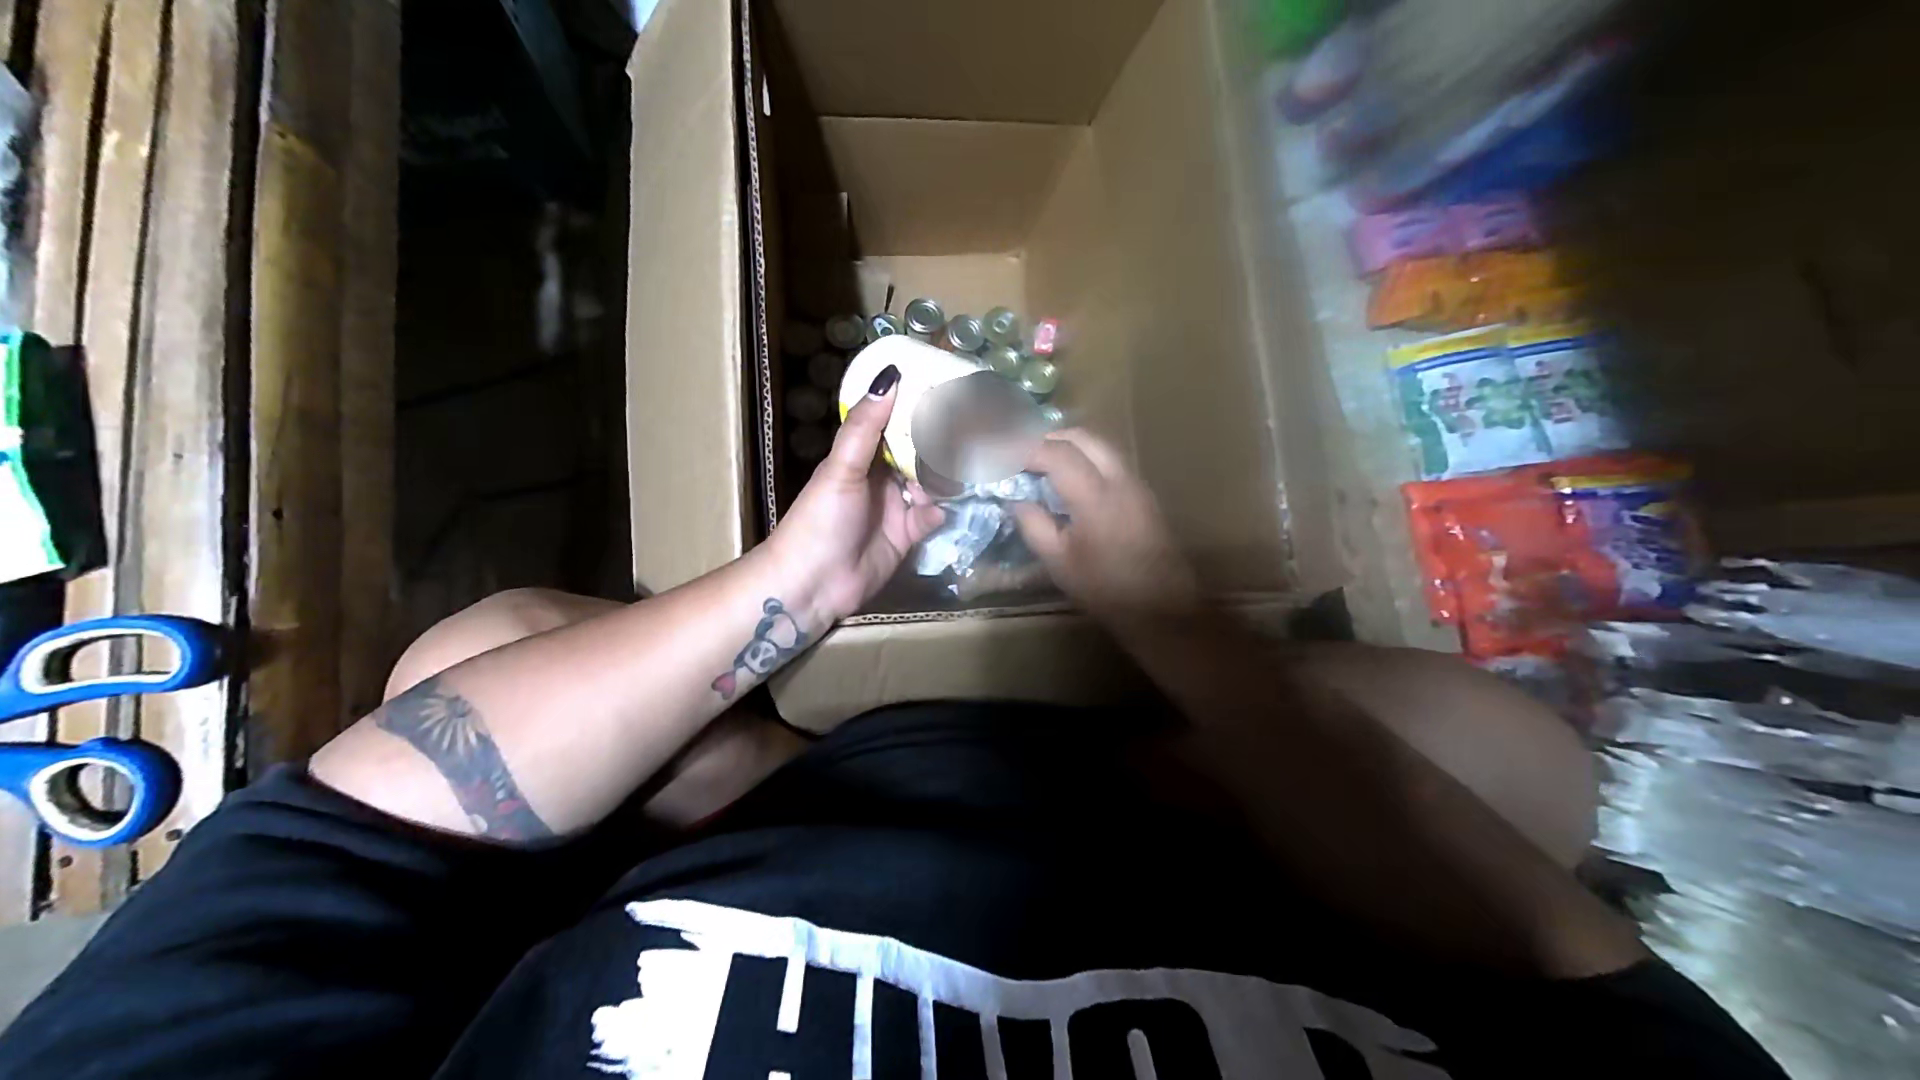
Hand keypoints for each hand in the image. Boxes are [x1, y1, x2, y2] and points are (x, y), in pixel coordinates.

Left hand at [766, 364, 945, 625]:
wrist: (812, 584)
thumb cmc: (820, 520)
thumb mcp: (841, 468)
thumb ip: (866, 426)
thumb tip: (890, 375)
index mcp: (860, 456)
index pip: (894, 424)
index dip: (918, 408)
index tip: (949, 389)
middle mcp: (880, 477)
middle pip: (917, 454)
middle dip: (940, 445)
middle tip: (975, 430)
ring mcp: (895, 507)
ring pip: (929, 484)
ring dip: (943, 479)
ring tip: (968, 467)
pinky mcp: (907, 536)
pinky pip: (930, 517)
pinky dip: (937, 512)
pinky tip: (938, 510)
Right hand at [1012, 428, 1200, 627]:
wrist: (1162, 608)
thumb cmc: (1106, 590)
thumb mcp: (1059, 563)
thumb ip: (1034, 525)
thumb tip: (1016, 501)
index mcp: (1095, 496)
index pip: (1056, 453)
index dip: (1025, 448)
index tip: (1000, 452)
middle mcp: (1119, 480)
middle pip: (1082, 437)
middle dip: (1048, 437)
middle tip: (1020, 451)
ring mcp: (1135, 485)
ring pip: (1099, 446)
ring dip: (1068, 446)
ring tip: (1040, 462)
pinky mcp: (1142, 495)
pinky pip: (1109, 462)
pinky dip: (1084, 458)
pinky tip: (1068, 480)